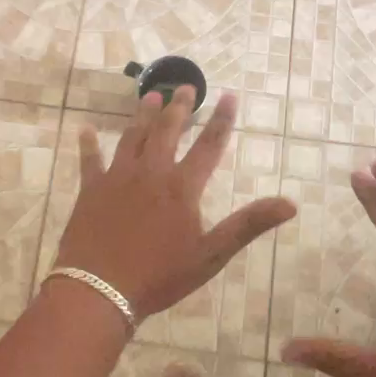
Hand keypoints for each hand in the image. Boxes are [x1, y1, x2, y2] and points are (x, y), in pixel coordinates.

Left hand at [54, 88, 296, 318]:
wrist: (99, 290)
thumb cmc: (160, 276)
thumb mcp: (210, 255)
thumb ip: (247, 225)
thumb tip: (290, 204)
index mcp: (182, 187)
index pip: (209, 146)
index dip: (221, 121)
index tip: (229, 96)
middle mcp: (150, 173)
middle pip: (168, 131)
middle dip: (180, 107)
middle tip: (186, 86)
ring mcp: (117, 178)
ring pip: (132, 137)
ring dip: (144, 115)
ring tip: (151, 96)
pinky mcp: (90, 190)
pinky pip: (90, 160)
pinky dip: (89, 144)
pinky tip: (85, 130)